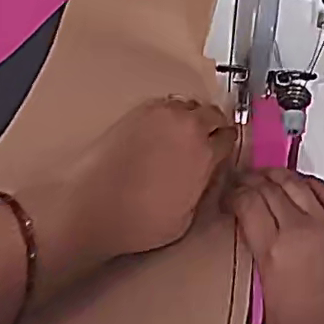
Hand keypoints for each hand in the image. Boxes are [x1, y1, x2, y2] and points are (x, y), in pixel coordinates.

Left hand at [53, 96, 235, 263]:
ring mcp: (164, 113)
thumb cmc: (138, 219)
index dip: (226, 145)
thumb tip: (209, 177)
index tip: (222, 151)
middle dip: (214, 126)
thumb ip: (204, 190)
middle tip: (205, 140)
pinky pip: (167, 104)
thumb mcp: (186, 219)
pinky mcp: (141, 109)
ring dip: (192, 117)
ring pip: (191, 105)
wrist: (93, 203)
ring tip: (182, 134)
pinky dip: (170, 114)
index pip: (230, 137)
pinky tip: (161, 130)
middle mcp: (189, 126)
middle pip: (215, 114)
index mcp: (205, 153)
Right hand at [228, 169, 323, 323]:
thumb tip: (246, 231)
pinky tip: (302, 183)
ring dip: (279, 176)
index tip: (228, 196)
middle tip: (242, 182)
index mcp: (272, 249)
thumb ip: (253, 253)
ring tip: (268, 176)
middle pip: (270, 187)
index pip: (248, 201)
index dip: (234, 193)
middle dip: (252, 181)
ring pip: (297, 183)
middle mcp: (299, 231)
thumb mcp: (257, 291)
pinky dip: (311, 183)